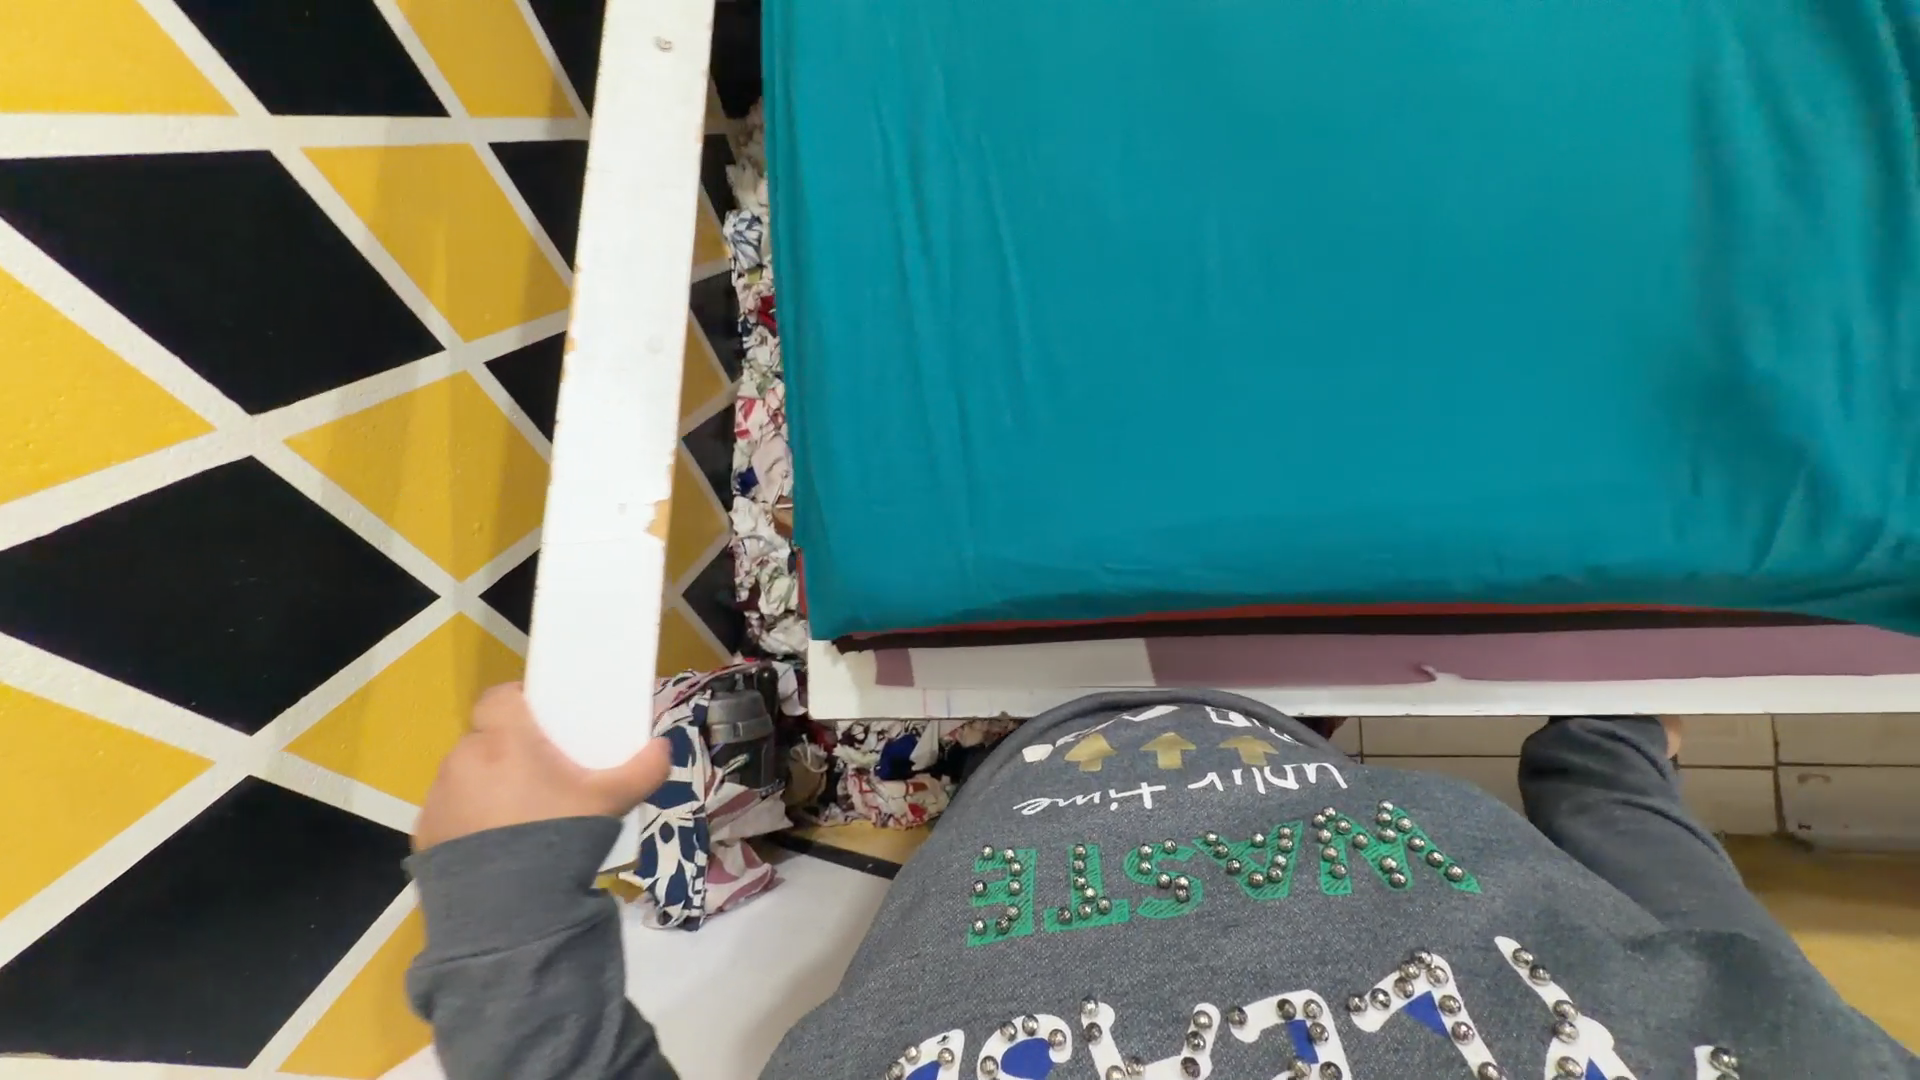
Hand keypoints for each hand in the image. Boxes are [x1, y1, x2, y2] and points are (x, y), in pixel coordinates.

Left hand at [413, 682, 673, 850]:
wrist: (509, 909)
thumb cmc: (560, 834)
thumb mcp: (613, 800)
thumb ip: (644, 770)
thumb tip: (664, 747)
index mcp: (506, 739)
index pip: (500, 697)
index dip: (518, 700)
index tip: (541, 717)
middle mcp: (465, 759)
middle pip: (486, 736)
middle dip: (508, 746)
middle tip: (541, 769)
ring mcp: (439, 797)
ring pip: (466, 772)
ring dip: (487, 780)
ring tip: (519, 808)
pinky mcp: (426, 833)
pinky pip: (450, 809)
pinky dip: (469, 816)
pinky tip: (497, 840)